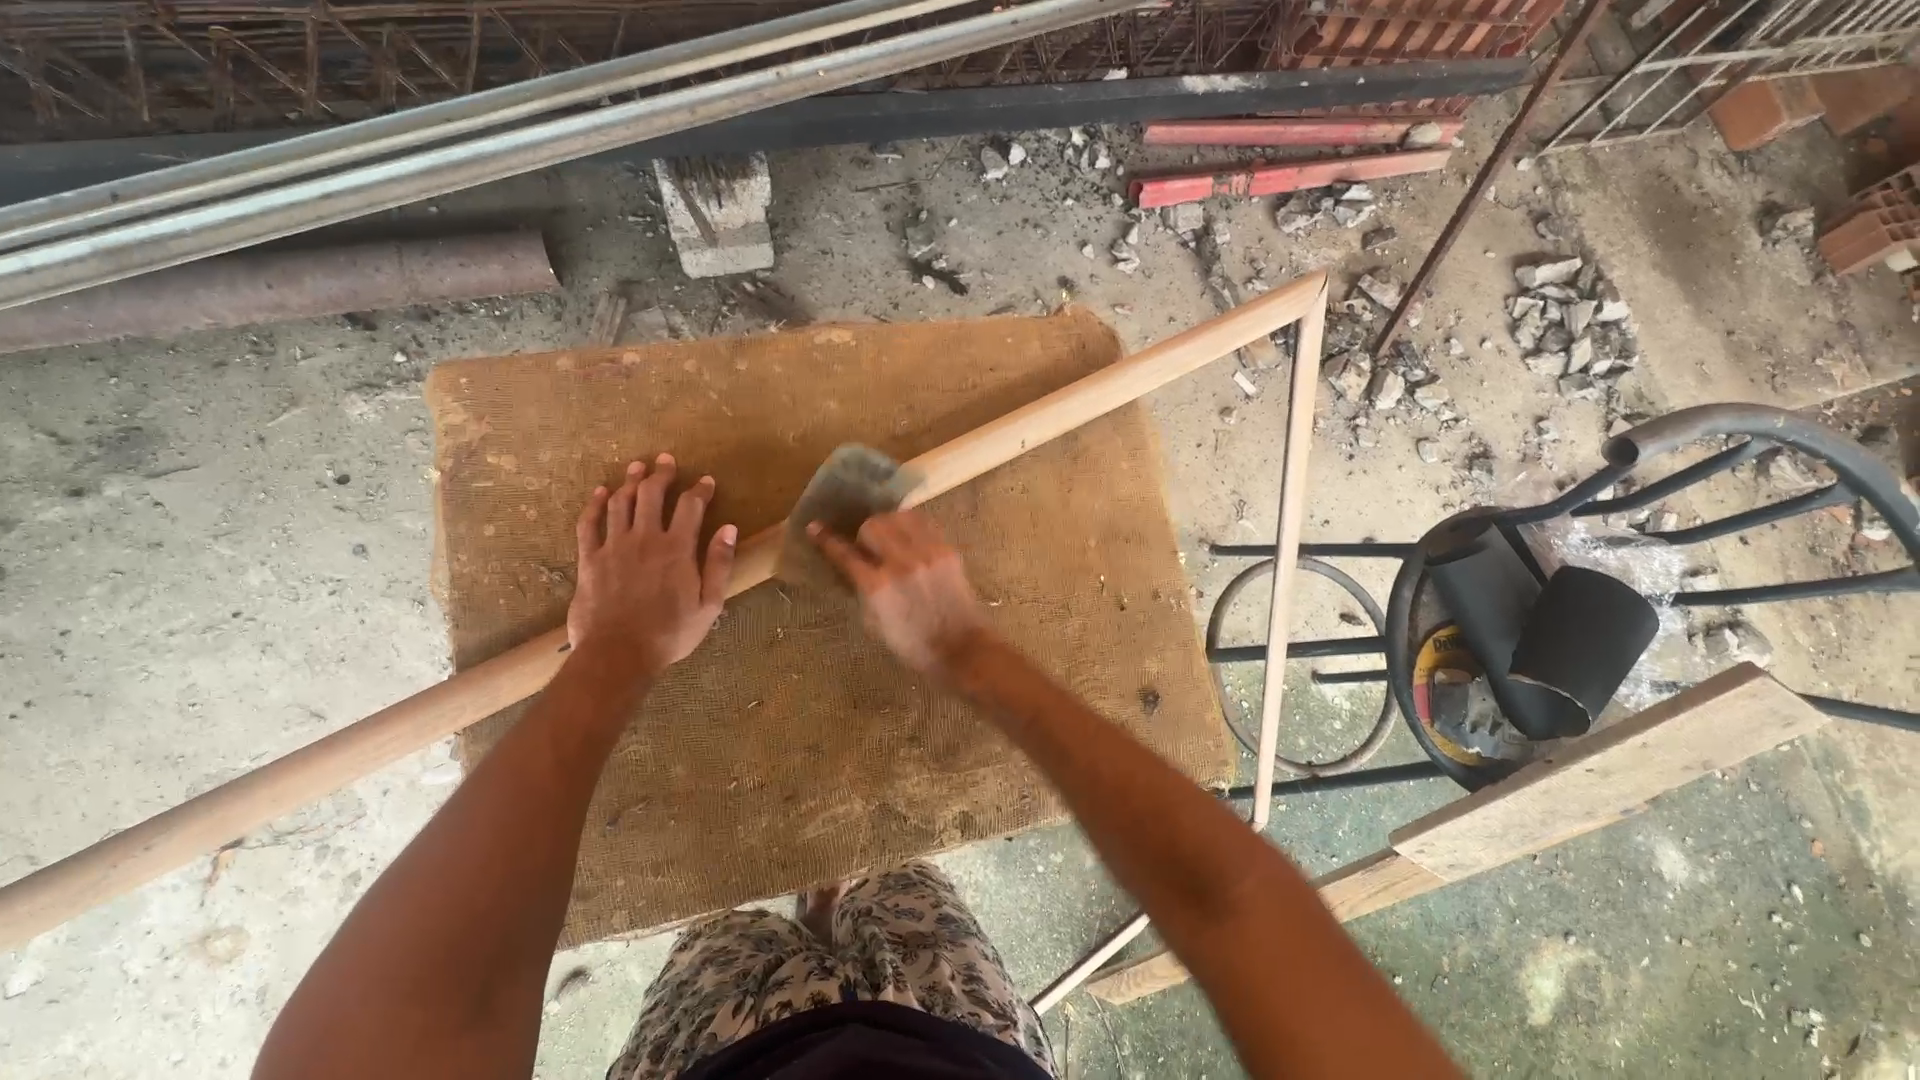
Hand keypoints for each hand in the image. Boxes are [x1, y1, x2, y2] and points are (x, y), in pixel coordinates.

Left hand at [568, 454, 736, 677]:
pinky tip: (599, 492)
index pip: (691, 507)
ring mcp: (614, 546)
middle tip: (666, 460)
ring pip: (621, 502)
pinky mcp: (589, 559)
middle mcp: (645, 538)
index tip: (706, 480)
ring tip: (637, 467)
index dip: (700, 490)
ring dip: (630, 481)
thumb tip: (729, 529)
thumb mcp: (709, 605)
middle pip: (653, 494)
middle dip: (662, 474)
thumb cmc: (670, 634)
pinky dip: (594, 504)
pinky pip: (589, 523)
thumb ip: (719, 564)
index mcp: (677, 549)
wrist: (618, 653)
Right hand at [809, 511, 990, 676]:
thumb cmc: (913, 645)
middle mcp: (900, 563)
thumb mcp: (874, 623)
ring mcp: (926, 553)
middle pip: (872, 525)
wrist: (960, 648)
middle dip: (863, 534)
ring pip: (898, 517)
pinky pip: (924, 524)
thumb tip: (854, 568)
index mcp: (876, 586)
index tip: (815, 527)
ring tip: (890, 539)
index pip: (844, 553)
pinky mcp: (946, 550)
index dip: (826, 539)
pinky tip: (911, 540)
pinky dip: (911, 527)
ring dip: (888, 525)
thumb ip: (862, 591)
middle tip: (868, 548)